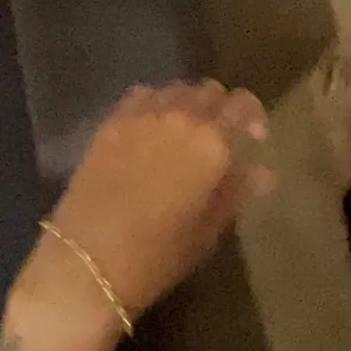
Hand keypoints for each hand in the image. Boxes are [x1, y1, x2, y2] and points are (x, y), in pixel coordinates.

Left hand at [0, 81, 272, 350]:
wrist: (88, 261)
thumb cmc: (157, 255)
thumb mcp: (207, 230)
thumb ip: (236, 191)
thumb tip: (263, 172)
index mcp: (212, 142)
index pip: (242, 104)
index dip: (253, 116)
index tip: (254, 138)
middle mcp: (181, 116)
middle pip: (209, 90)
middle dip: (220, 108)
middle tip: (220, 136)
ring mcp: (143, 114)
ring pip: (176, 89)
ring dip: (188, 103)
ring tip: (185, 131)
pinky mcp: (113, 120)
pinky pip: (143, 95)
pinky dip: (155, 103)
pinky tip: (153, 127)